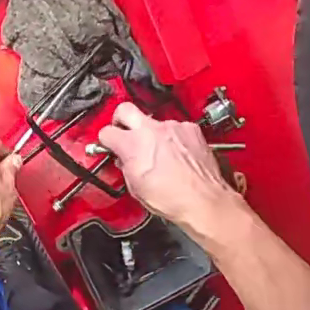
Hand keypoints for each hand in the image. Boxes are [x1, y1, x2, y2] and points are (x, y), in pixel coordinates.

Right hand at [96, 103, 249, 240]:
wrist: (203, 200)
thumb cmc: (173, 199)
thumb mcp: (136, 187)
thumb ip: (125, 166)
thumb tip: (122, 159)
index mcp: (133, 144)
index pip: (107, 131)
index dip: (106, 140)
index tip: (109, 144)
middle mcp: (152, 129)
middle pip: (125, 110)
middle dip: (121, 120)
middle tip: (124, 132)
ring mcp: (174, 127)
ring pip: (154, 122)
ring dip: (152, 134)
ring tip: (159, 155)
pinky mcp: (191, 129)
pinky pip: (176, 128)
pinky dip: (174, 138)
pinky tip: (176, 154)